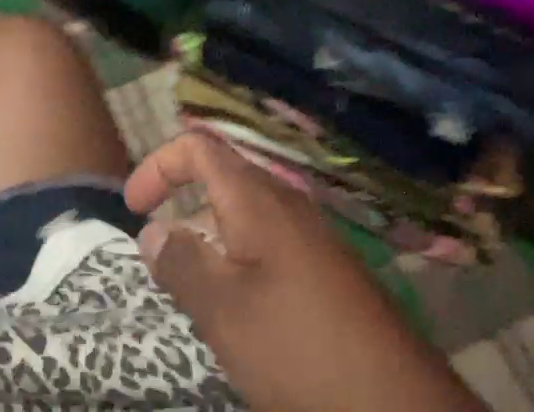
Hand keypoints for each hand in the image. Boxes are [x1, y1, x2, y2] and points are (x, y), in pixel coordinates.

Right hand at [126, 133, 482, 411]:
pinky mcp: (330, 274)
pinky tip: (239, 312)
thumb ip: (180, 263)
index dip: (159, 165)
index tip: (133, 208)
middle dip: (182, 204)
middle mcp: (287, 206)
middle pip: (223, 178)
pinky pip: (271, 247)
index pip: (199, 147)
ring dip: (210, 239)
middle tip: (158, 254)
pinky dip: (240, 263)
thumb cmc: (298, 347)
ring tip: (191, 289)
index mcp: (257, 199)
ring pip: (247, 217)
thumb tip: (153, 230)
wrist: (400, 406)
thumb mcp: (222, 309)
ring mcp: (314, 240)